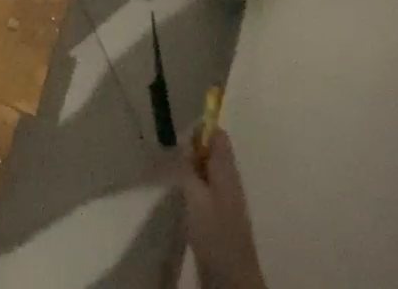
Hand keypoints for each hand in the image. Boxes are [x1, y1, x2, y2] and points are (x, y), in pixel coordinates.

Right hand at [177, 130, 266, 288]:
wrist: (231, 276)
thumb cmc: (214, 233)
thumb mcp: (196, 197)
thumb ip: (191, 168)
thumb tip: (187, 139)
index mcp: (227, 172)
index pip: (219, 136)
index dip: (201, 126)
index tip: (178, 122)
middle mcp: (229, 180)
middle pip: (213, 151)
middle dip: (193, 144)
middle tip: (166, 141)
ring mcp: (225, 197)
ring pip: (207, 168)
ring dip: (190, 162)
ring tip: (167, 160)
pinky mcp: (217, 213)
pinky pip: (204, 185)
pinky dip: (191, 179)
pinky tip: (176, 186)